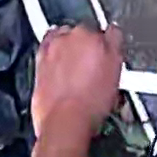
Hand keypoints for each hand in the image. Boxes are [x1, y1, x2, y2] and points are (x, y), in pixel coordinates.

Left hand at [30, 24, 123, 139]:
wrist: (65, 124)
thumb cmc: (90, 105)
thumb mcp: (115, 74)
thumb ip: (115, 46)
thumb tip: (114, 32)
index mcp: (95, 36)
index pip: (106, 32)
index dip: (108, 48)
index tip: (107, 58)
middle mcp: (73, 36)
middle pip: (85, 34)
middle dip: (89, 47)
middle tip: (93, 67)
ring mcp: (55, 46)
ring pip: (66, 38)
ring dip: (71, 48)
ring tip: (76, 69)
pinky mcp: (41, 58)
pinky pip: (48, 45)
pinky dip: (53, 50)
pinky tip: (58, 61)